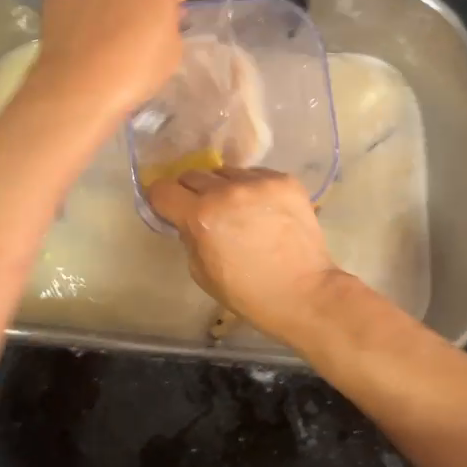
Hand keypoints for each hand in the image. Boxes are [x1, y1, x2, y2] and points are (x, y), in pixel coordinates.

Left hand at [29, 0, 184, 120]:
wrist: (80, 83)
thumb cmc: (135, 71)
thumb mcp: (173, 53)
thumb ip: (169, 27)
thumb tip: (158, 22)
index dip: (168, 8)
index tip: (163, 29)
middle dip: (136, 0)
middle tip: (131, 32)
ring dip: (106, 2)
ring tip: (100, 35)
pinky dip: (80, 9)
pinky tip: (78, 35)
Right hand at [146, 168, 345, 344]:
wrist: (305, 293)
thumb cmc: (248, 293)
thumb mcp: (201, 272)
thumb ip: (189, 237)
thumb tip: (187, 219)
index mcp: (200, 216)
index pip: (163, 190)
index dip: (161, 199)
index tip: (167, 207)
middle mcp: (226, 191)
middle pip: (193, 175)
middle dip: (192, 192)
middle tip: (204, 211)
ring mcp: (258, 182)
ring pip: (226, 172)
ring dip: (225, 188)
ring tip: (240, 211)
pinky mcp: (284, 180)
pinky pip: (256, 175)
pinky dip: (254, 189)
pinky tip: (265, 211)